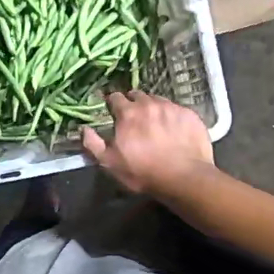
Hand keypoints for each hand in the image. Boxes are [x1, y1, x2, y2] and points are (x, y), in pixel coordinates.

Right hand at [80, 90, 214, 198]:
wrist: (184, 178)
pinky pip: (177, 109)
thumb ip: (93, 143)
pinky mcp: (190, 115)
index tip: (113, 111)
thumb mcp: (110, 163)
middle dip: (133, 103)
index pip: (115, 97)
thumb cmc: (143, 172)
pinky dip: (171, 116)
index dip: (112, 103)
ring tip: (154, 123)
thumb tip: (84, 129)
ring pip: (158, 100)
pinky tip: (173, 129)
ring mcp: (172, 108)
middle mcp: (150, 104)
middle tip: (134, 118)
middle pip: (138, 95)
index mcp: (128, 113)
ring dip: (152, 108)